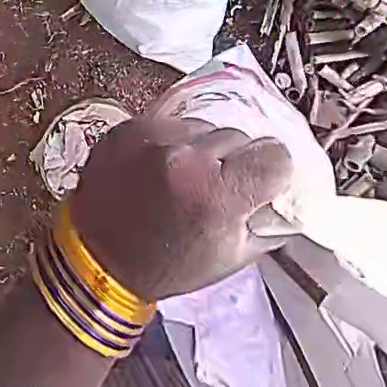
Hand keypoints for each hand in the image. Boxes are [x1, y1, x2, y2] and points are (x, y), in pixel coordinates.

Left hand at [69, 118, 291, 299]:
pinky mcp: (128, 127)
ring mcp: (153, 137)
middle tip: (216, 186)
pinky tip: (159, 166)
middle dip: (234, 160)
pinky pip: (170, 122)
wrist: (96, 256)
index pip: (274, 155)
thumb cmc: (167, 264)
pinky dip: (172, 141)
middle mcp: (185, 157)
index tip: (262, 183)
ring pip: (203, 126)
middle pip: (238, 137)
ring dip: (202, 147)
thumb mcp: (232, 257)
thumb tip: (290, 195)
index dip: (272, 171)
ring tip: (184, 176)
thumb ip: (269, 222)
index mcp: (216, 194)